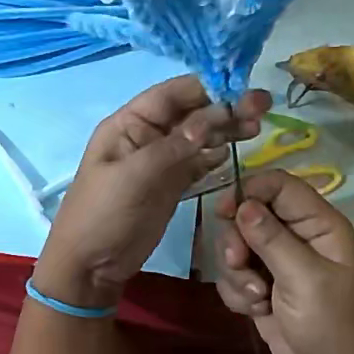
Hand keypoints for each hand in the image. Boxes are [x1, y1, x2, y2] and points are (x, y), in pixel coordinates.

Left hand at [36, 77, 267, 307]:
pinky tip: (237, 150)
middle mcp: (147, 136)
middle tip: (263, 107)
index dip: (208, 88)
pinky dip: (217, 156)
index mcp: (129, 124)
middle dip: (225, 107)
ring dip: (227, 129)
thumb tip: (213, 117)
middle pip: (191, 113)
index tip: (244, 88)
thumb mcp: (134, 177)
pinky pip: (199, 163)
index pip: (173, 95)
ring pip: (199, 137)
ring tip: (258, 127)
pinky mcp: (171, 185)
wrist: (90, 265)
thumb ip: (174, 147)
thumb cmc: (103, 215)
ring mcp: (161, 162)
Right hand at [214, 171, 353, 353]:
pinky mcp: (259, 285)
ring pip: (235, 247)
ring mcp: (276, 262)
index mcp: (319, 224)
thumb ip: (272, 239)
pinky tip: (255, 310)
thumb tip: (243, 204)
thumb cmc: (330, 322)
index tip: (225, 211)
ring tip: (256, 297)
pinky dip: (237, 293)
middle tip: (238, 262)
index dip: (250, 191)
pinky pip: (232, 275)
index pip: (279, 186)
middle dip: (237, 241)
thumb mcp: (304, 278)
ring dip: (236, 273)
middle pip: (248, 215)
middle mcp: (296, 236)